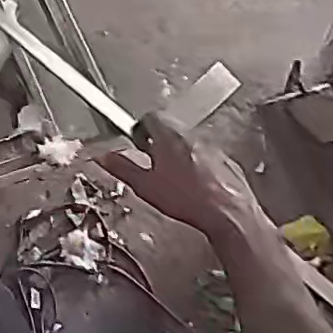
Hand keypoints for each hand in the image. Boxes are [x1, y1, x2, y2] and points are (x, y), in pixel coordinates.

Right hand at [99, 115, 270, 244]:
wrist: (229, 215)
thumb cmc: (187, 200)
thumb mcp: (145, 186)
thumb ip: (122, 168)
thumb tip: (103, 157)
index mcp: (169, 136)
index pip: (150, 116)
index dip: (140, 129)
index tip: (137, 143)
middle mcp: (192, 135)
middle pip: (170, 128)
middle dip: (159, 142)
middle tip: (153, 164)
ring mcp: (212, 147)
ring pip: (188, 143)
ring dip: (179, 153)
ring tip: (174, 179)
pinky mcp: (227, 162)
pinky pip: (207, 156)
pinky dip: (199, 166)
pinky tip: (195, 187)